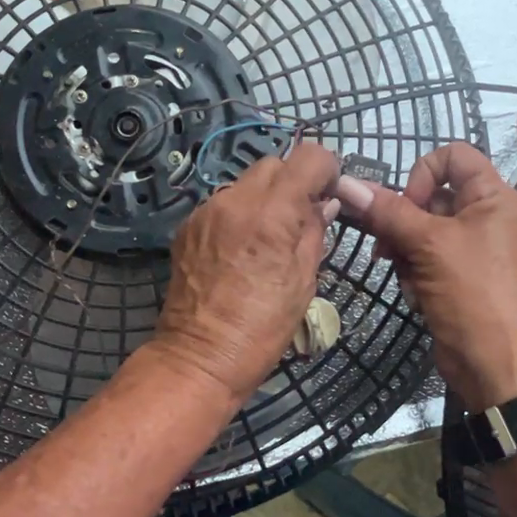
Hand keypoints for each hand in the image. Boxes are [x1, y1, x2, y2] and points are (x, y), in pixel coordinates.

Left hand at [149, 142, 341, 401]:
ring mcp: (206, 211)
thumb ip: (314, 232)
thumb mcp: (304, 282)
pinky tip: (241, 249)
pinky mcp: (188, 227)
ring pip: (245, 183)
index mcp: (271, 213)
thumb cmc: (262, 328)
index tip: (329, 194)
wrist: (198, 359)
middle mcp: (235, 200)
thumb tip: (324, 203)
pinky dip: (239, 214)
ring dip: (264, 198)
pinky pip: (222, 204)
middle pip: (273, 164)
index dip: (325, 169)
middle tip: (301, 217)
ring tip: (269, 238)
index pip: (308, 156)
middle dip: (293, 182)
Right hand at [334, 142, 516, 410]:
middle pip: (430, 194)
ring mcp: (469, 247)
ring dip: (403, 249)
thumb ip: (387, 211)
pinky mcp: (455, 275)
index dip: (424, 172)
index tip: (410, 204)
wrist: (495, 364)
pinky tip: (415, 293)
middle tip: (389, 244)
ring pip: (419, 228)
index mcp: (491, 196)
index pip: (453, 155)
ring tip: (405, 273)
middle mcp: (482, 215)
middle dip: (403, 218)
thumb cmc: (473, 293)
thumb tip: (346, 183)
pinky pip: (422, 257)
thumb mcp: (429, 245)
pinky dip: (412, 271)